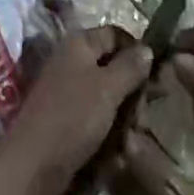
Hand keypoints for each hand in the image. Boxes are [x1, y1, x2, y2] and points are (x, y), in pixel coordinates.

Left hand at [0, 27, 151, 194]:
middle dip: (132, 88)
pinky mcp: (67, 116)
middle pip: (112, 65)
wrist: (34, 160)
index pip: (115, 34)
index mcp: (79, 42)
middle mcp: (73, 60)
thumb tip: (148, 47)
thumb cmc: (73, 114)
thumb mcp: (107, 88)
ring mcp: (68, 88)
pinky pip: (96, 115)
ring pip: (107, 94)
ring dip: (123, 113)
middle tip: (145, 111)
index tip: (159, 73)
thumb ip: (130, 67)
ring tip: (131, 133)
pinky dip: (108, 129)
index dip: (137, 49)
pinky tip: (118, 148)